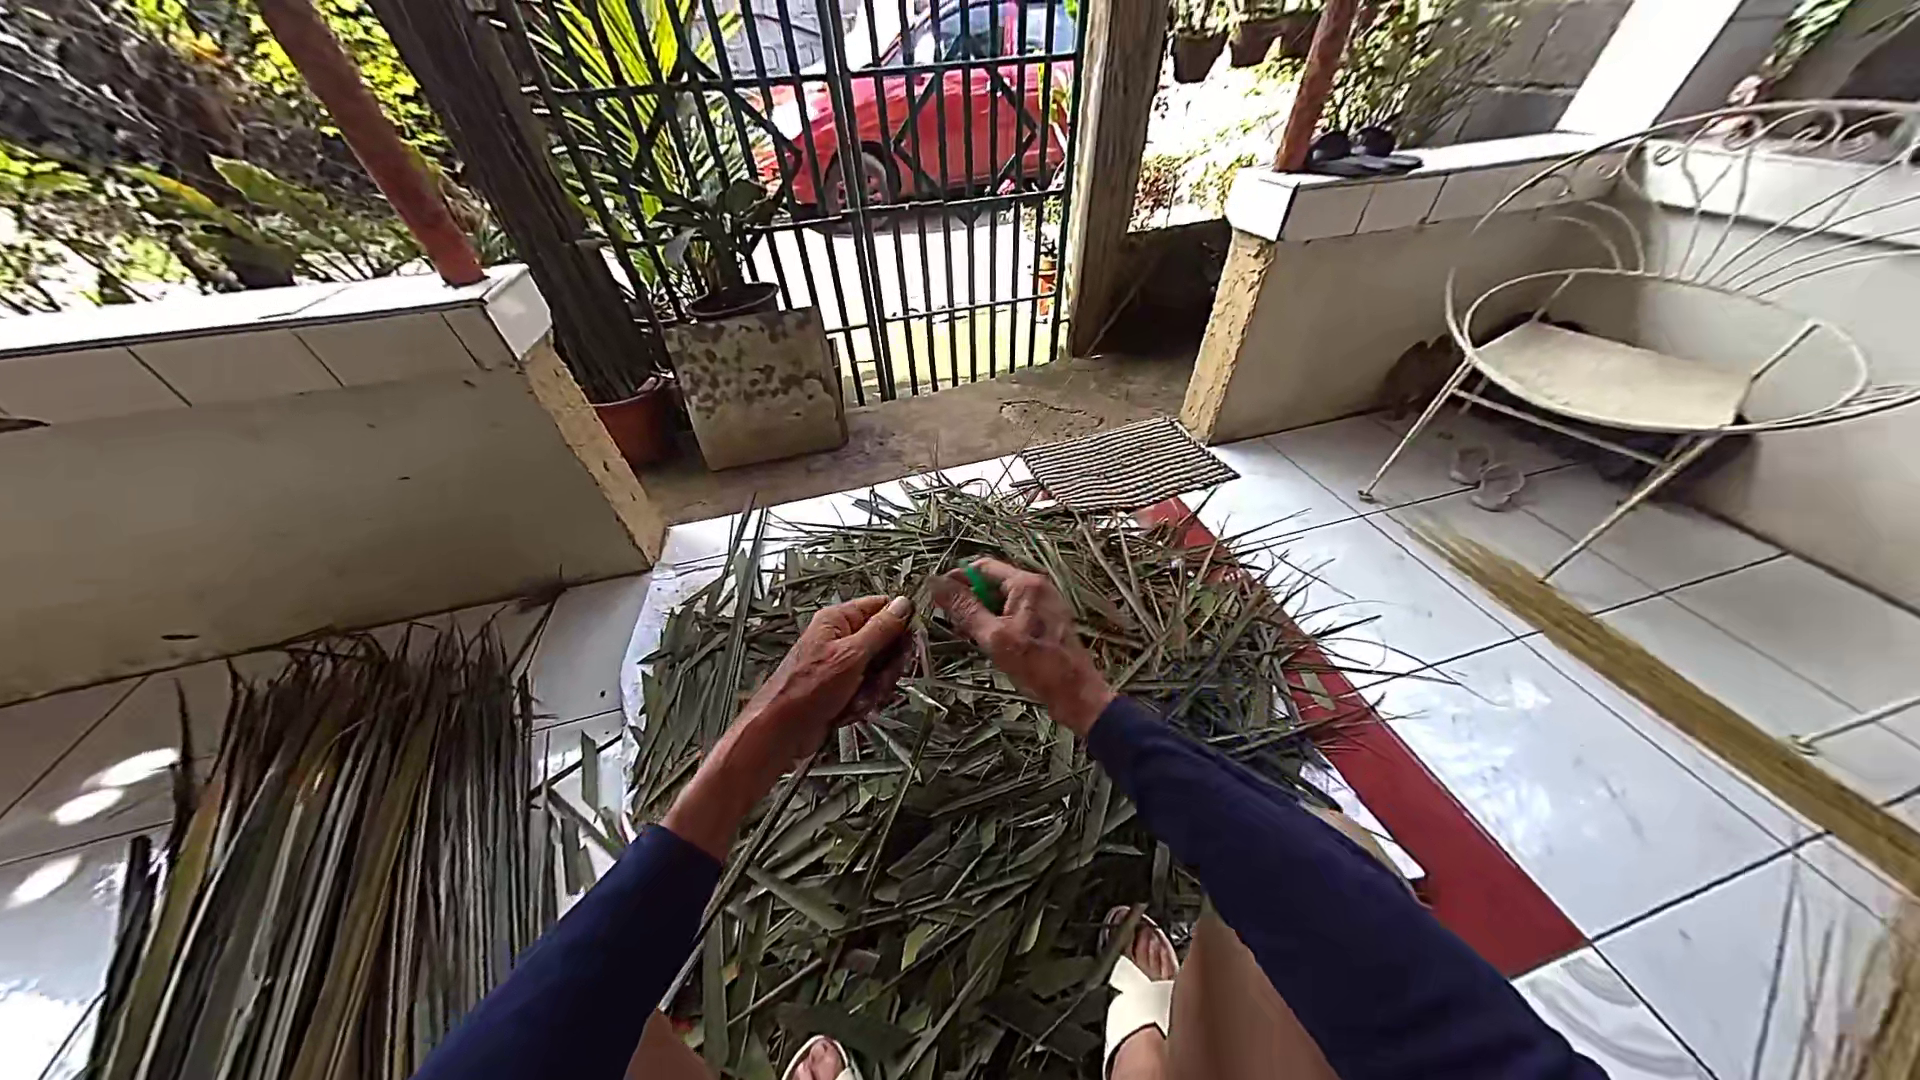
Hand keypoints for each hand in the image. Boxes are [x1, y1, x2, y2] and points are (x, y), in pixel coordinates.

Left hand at [738, 595, 915, 763]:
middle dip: (886, 666)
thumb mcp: (851, 655)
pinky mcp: (844, 687)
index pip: (882, 607)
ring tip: (857, 696)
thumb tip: (903, 605)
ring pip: (881, 670)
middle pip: (887, 642)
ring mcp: (843, 664)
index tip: (906, 643)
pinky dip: (865, 701)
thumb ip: (881, 628)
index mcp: (838, 620)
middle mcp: (840, 639)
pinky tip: (850, 707)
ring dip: (875, 688)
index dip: (900, 625)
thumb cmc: (802, 692)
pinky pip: (870, 690)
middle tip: (877, 676)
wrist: (781, 733)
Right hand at [931, 558, 1114, 736]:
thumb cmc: (1037, 665)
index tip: (940, 598)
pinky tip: (992, 644)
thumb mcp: (993, 636)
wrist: (1075, 693)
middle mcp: (1037, 587)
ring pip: (1001, 599)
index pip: (982, 566)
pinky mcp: (1046, 620)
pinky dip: (998, 622)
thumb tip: (936, 584)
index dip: (958, 579)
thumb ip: (964, 608)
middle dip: (970, 600)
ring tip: (973, 637)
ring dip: (982, 614)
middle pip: (991, 582)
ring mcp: (1044, 603)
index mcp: (1026, 584)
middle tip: (956, 624)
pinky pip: (1014, 612)